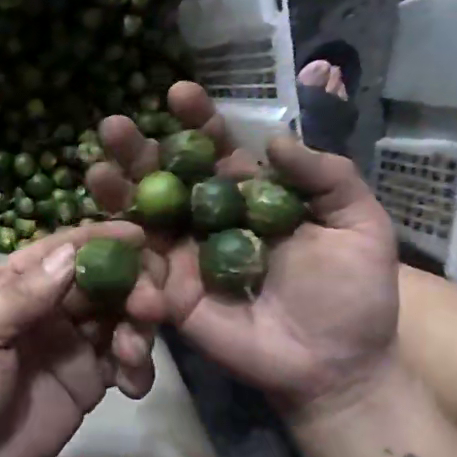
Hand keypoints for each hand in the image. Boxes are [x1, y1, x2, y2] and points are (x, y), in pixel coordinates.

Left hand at [0, 221, 161, 456]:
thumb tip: (70, 253)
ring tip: (131, 352)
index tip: (139, 236)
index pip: (58, 252)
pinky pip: (123, 361)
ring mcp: (69, 343)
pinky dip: (137, 367)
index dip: (97, 240)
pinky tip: (133, 386)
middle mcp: (45, 307)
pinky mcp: (88, 379)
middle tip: (150, 305)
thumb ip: (22, 296)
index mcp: (11, 286)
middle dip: (130, 286)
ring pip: (118, 317)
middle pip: (99, 281)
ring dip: (137, 327)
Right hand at [85, 82, 399, 413]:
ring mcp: (183, 258)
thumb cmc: (354, 292)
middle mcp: (206, 219)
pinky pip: (141, 273)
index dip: (196, 121)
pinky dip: (122, 255)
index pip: (215, 150)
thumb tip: (274, 142)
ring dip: (116, 193)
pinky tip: (105, 235)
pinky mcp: (170, 296)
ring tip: (97, 169)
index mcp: (246, 196)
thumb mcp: (359, 224)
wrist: (338, 364)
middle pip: (165, 177)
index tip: (178, 93)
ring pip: (141, 219)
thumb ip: (325, 178)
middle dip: (139, 150)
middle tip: (113, 126)